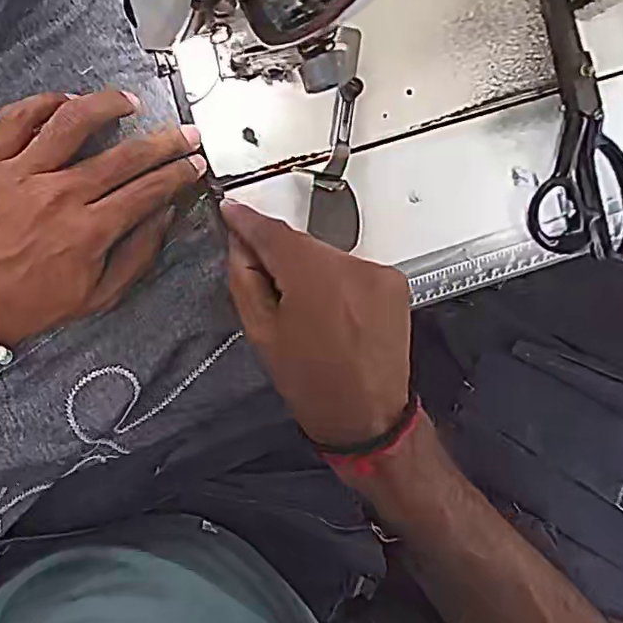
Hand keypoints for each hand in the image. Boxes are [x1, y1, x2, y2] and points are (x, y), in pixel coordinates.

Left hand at [0, 89, 205, 399]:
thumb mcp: (97, 296)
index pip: (148, 189)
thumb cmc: (30, 304)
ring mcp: (23, 176)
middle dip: (165, 141)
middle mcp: (58, 197)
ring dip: (108, 104)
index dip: (178, 173)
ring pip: (73, 120)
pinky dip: (44, 102)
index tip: (192, 164)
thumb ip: (138, 256)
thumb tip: (165, 216)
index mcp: (87, 232)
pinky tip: (66, 101)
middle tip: (183, 134)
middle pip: (125, 155)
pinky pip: (18, 118)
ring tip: (129, 102)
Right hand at [221, 199, 411, 448]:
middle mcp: (352, 268)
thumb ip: (244, 278)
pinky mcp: (392, 281)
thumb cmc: (310, 382)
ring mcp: (377, 272)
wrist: (366, 414)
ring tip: (298, 303)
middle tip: (258, 273)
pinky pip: (348, 265)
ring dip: (305, 265)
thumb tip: (239, 244)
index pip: (273, 233)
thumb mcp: (260, 332)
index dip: (247, 220)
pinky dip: (331, 276)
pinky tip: (325, 306)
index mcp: (315, 280)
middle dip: (275, 250)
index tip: (230, 209)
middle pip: (300, 241)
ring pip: (324, 252)